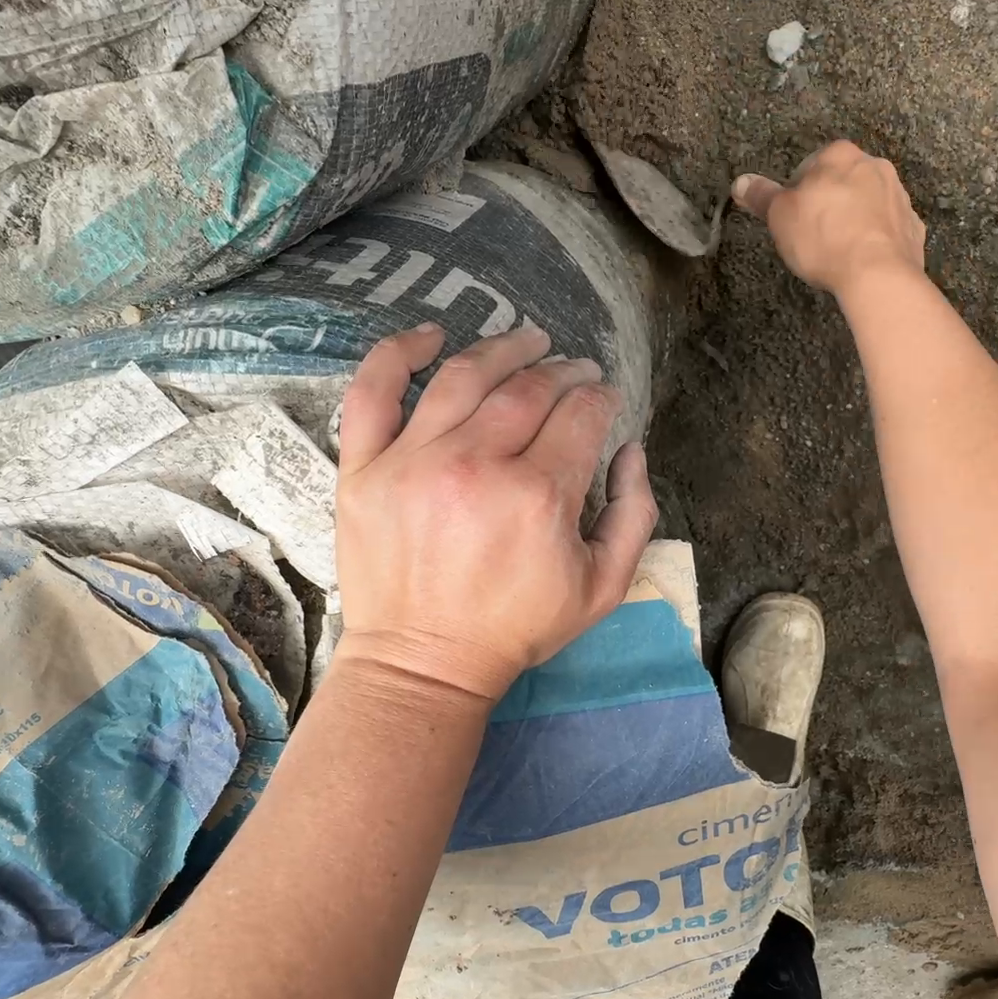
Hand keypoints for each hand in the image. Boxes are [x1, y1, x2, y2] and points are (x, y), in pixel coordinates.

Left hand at [331, 322, 657, 704]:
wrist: (423, 663)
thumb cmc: (517, 627)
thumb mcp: (603, 587)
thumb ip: (634, 515)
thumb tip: (631, 450)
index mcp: (539, 496)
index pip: (581, 415)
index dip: (601, 397)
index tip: (605, 398)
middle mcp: (477, 465)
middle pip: (530, 389)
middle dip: (564, 370)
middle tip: (576, 369)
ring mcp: (413, 461)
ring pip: (465, 376)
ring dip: (504, 347)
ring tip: (528, 339)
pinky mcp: (364, 468)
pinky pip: (375, 392)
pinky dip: (399, 352)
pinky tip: (431, 335)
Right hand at [731, 140, 926, 295]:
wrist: (876, 272)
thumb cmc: (823, 237)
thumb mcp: (780, 216)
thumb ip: (761, 196)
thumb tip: (741, 182)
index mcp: (839, 155)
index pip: (809, 165)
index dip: (796, 193)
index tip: (792, 218)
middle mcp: (874, 165)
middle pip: (842, 182)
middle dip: (828, 204)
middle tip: (812, 236)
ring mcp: (898, 196)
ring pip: (867, 204)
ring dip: (853, 220)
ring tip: (837, 251)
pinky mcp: (912, 226)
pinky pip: (887, 229)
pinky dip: (875, 240)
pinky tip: (861, 260)